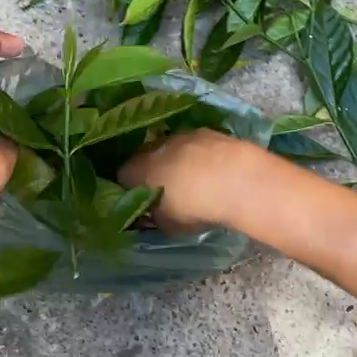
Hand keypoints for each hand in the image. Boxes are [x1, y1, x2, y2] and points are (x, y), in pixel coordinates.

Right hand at [118, 129, 267, 233]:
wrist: (234, 180)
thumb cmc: (192, 207)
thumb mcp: (167, 224)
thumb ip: (155, 218)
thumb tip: (154, 215)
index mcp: (137, 170)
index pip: (122, 176)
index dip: (129, 189)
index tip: (140, 200)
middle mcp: (153, 148)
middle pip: (145, 158)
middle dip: (152, 171)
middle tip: (166, 190)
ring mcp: (181, 136)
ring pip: (170, 148)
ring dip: (176, 161)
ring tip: (192, 179)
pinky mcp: (206, 131)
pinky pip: (194, 145)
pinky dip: (198, 155)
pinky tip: (212, 170)